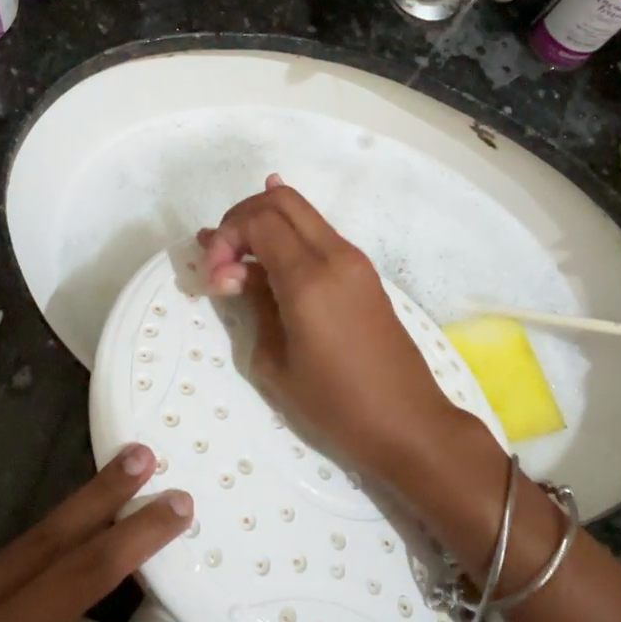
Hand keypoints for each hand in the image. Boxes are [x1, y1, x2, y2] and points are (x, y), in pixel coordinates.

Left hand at [0, 444, 200, 621]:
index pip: (71, 580)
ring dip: (59, 539)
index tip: (179, 504)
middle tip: (147, 455)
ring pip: (7, 560)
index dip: (131, 542)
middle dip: (100, 497)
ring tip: (98, 530)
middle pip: (42, 543)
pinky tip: (12, 611)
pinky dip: (9, 583)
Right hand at [197, 175, 463, 474]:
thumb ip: (253, 304)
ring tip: (236, 257)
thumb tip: (234, 272)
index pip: (258, 221)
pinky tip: (266, 250)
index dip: (225, 238)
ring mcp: (354, 259)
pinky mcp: (363, 271)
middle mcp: (335, 255)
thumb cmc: (337, 404)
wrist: (407, 421)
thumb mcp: (276, 362)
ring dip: (265, 223)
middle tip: (221, 256)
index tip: (213, 277)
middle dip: (241, 218)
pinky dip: (288, 234)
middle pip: (281, 200)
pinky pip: (319, 233)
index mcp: (310, 279)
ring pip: (302, 211)